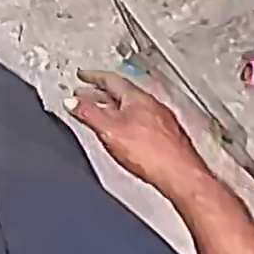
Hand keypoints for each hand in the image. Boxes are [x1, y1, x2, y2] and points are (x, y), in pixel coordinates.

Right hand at [67, 69, 211, 188]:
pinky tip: (126, 134)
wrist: (181, 177)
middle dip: (100, 93)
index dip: (93, 77)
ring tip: (102, 114)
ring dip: (114, 109)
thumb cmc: (151, 154)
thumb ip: (88, 113)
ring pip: (133, 108)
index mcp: (137, 99)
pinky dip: (128, 123)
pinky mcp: (168, 138)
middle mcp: (153, 106)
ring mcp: (163, 121)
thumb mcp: (108, 130)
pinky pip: (143, 122)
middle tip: (86, 94)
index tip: (83, 76)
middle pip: (122, 93)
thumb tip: (72, 101)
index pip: (111, 80)